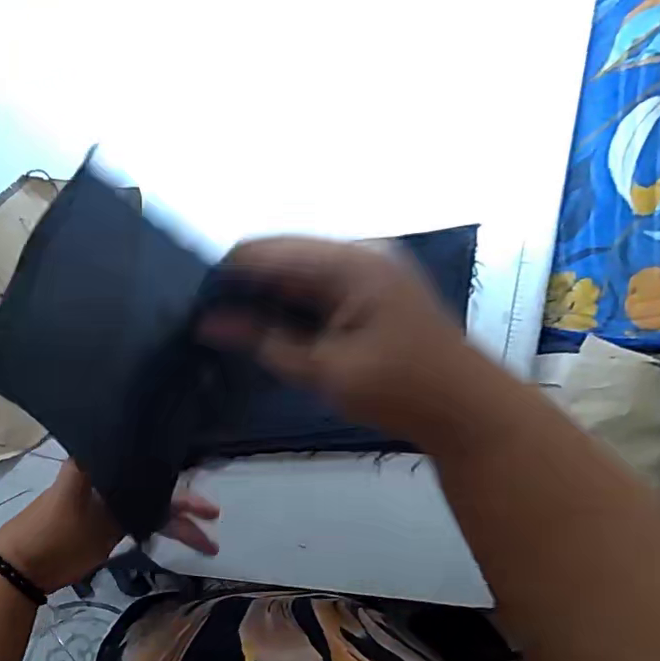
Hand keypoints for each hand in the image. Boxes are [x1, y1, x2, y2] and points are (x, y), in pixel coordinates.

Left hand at [0, 460, 219, 593]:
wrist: (28, 566)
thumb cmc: (49, 526)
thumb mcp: (70, 493)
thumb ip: (91, 465)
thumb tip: (119, 430)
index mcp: (104, 467)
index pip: (144, 457)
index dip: (170, 458)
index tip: (199, 460)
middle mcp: (115, 482)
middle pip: (158, 485)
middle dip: (187, 499)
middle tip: (214, 511)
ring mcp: (118, 507)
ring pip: (159, 510)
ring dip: (184, 523)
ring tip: (212, 542)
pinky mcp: (118, 529)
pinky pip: (152, 526)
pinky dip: (172, 533)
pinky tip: (193, 541)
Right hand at [198, 236, 511, 445]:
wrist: (467, 409)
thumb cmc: (399, 390)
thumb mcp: (326, 370)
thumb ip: (266, 342)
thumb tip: (210, 323)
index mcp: (348, 262)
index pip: (265, 251)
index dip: (225, 275)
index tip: (192, 307)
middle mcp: (359, 254)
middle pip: (282, 259)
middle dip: (244, 290)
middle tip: (208, 325)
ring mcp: (370, 273)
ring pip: (300, 278)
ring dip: (268, 302)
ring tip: (231, 331)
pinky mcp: (375, 294)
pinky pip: (322, 293)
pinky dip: (295, 311)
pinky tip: (272, 333)